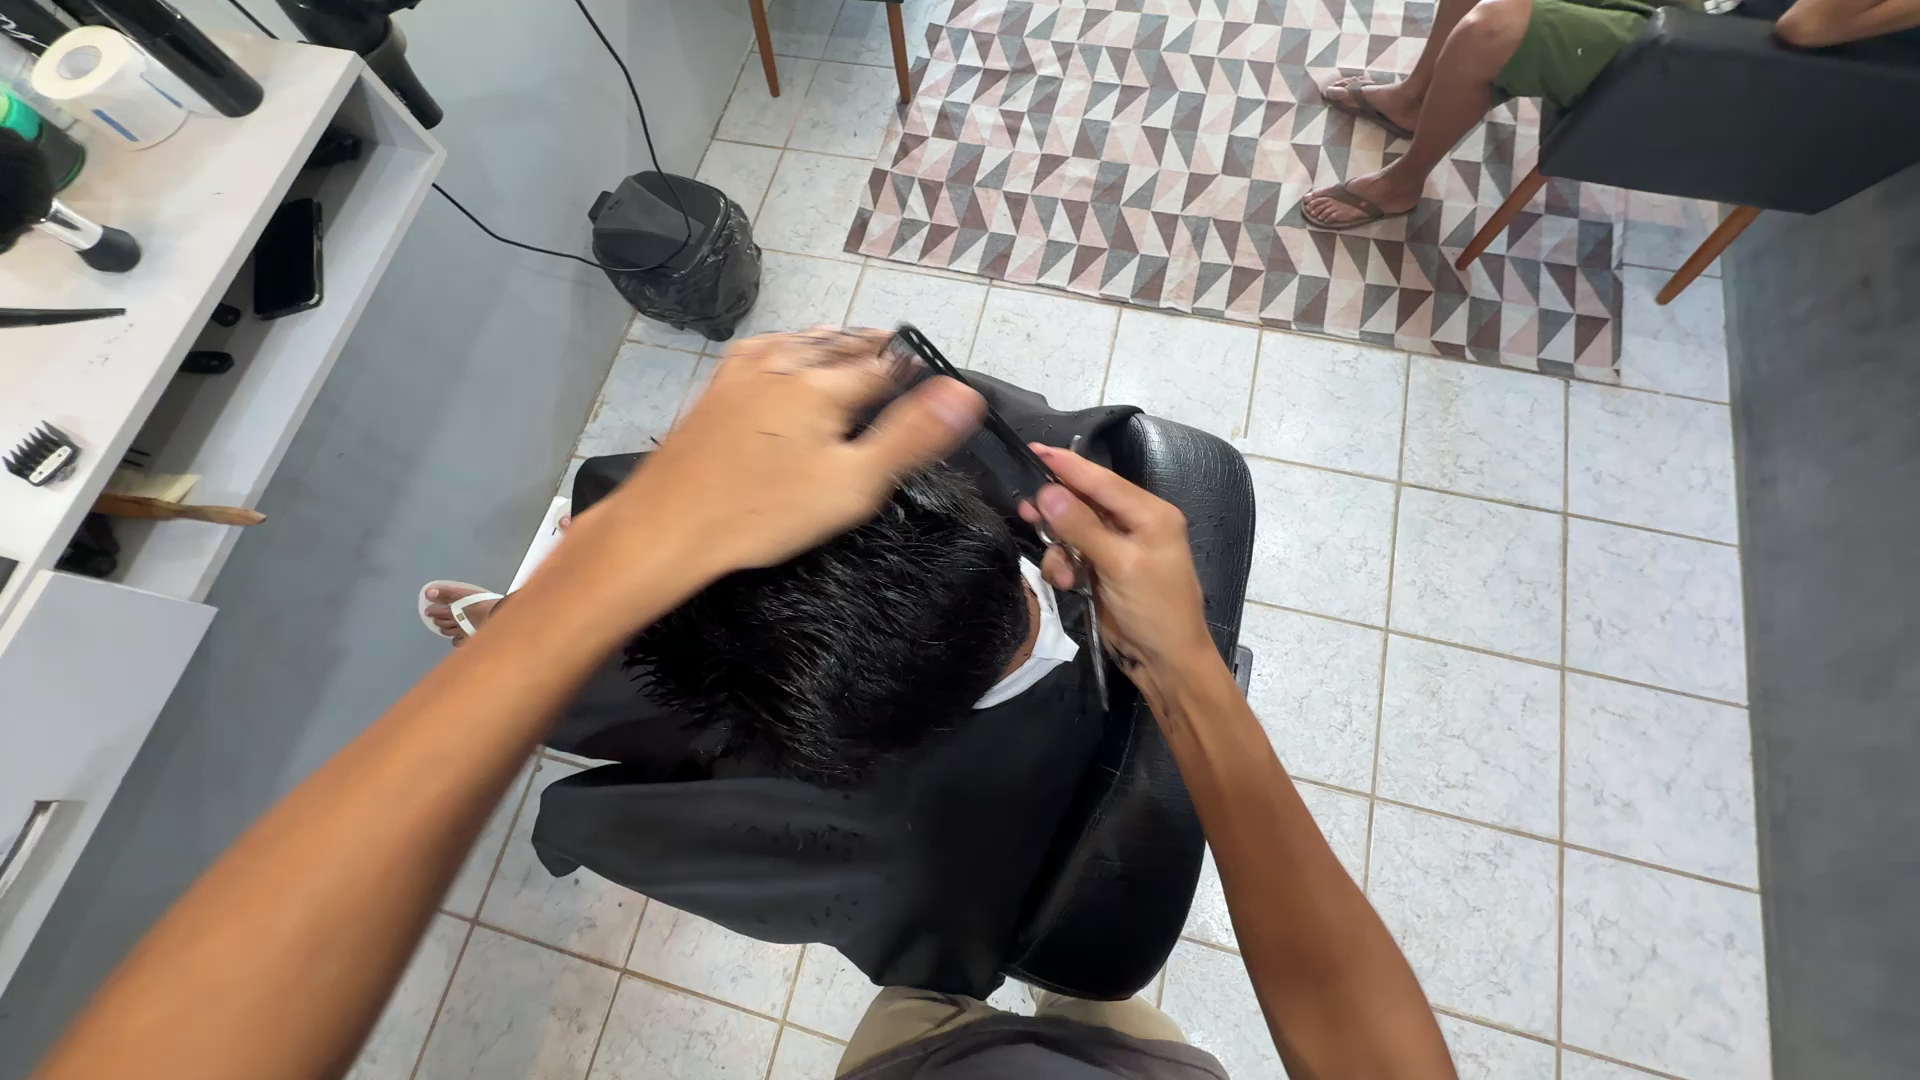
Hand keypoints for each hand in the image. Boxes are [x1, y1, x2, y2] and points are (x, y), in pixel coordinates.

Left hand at [571, 328, 983, 591]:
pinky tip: (787, 350)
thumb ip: (911, 436)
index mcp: (824, 385)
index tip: (935, 375)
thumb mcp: (853, 483)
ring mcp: (745, 372)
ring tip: (857, 343)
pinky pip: (765, 350)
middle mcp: (786, 364)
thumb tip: (965, 393)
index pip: (886, 367)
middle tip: (900, 352)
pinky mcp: (719, 388)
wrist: (667, 525)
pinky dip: (791, 346)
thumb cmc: (766, 511)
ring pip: (804, 344)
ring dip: (837, 343)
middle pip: (845, 347)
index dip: (915, 371)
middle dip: (877, 349)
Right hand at [1018, 444, 1216, 682]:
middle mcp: (1134, 524)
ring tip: (1061, 571)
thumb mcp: (1119, 565)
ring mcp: (1117, 548)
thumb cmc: (1154, 610)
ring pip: (1072, 530)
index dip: (1067, 465)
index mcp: (1151, 514)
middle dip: (1056, 510)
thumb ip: (1082, 527)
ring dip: (1059, 548)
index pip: (1102, 480)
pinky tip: (1067, 583)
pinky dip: (1064, 566)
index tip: (1034, 450)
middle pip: (1084, 502)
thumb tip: (1047, 492)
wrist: (1165, 662)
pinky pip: (1071, 555)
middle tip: (1026, 509)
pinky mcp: (1101, 570)